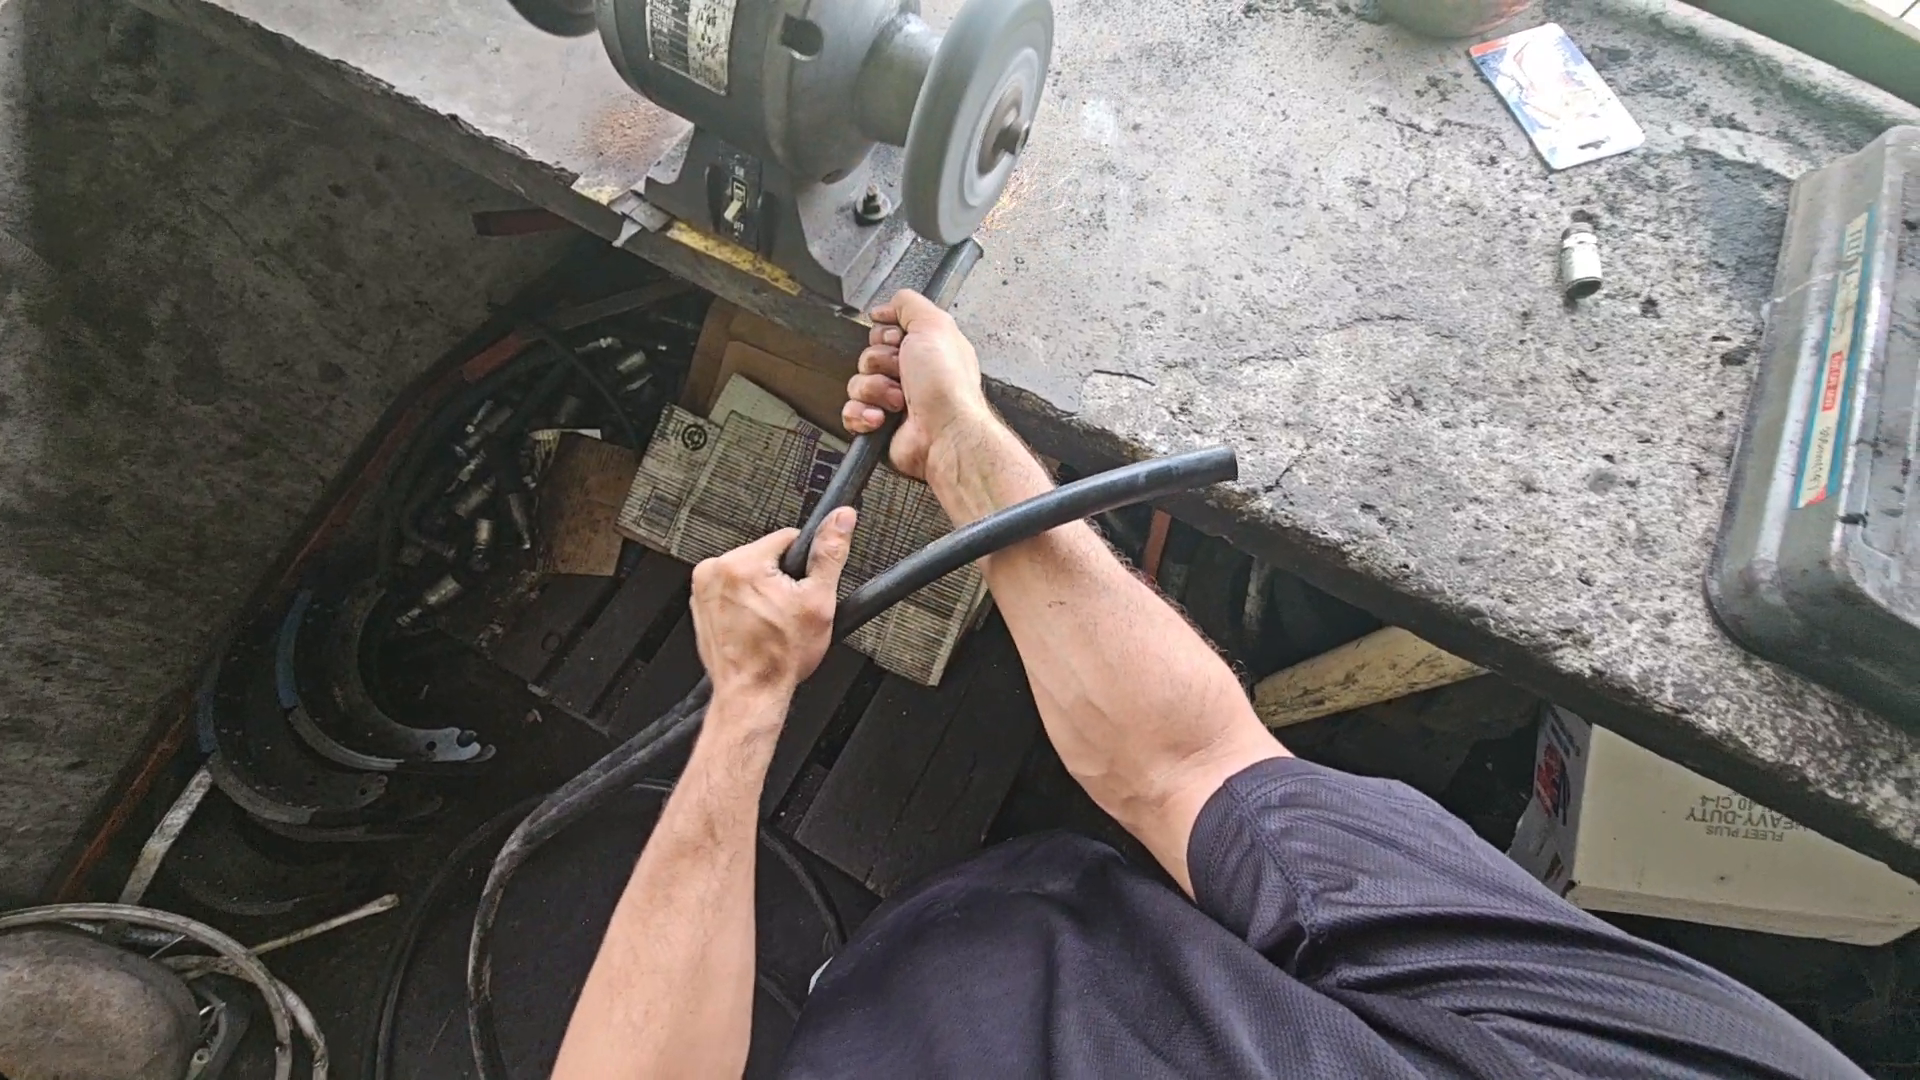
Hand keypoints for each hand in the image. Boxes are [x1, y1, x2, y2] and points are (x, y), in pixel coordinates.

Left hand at [690, 508, 856, 719]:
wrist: (752, 692)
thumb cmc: (779, 656)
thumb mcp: (818, 601)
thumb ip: (830, 553)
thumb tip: (841, 519)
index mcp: (743, 563)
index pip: (788, 538)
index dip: (803, 565)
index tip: (801, 589)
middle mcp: (715, 570)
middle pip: (767, 555)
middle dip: (782, 578)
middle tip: (787, 610)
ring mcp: (703, 587)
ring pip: (750, 571)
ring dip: (763, 589)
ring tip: (770, 619)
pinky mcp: (700, 602)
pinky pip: (733, 587)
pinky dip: (745, 601)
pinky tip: (755, 623)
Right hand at [842, 289, 997, 480]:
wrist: (945, 434)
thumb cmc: (947, 386)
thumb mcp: (934, 325)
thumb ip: (910, 305)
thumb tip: (886, 306)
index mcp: (925, 350)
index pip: (884, 332)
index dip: (885, 336)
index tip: (897, 342)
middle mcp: (911, 376)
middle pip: (868, 357)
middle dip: (880, 364)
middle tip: (901, 374)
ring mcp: (894, 403)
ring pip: (857, 384)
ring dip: (874, 390)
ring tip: (897, 401)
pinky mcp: (880, 427)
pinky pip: (851, 412)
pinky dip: (862, 414)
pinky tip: (880, 418)